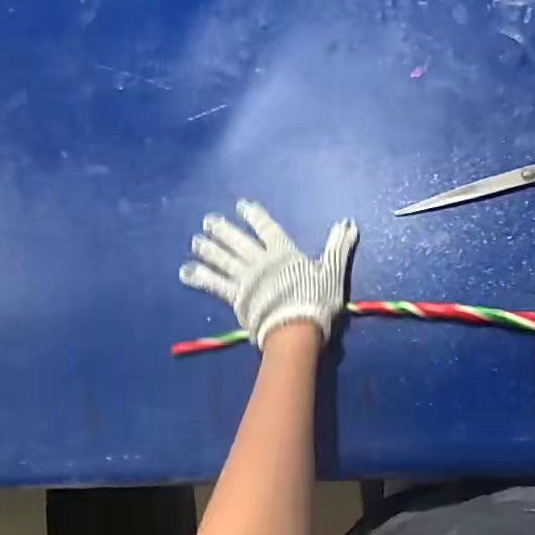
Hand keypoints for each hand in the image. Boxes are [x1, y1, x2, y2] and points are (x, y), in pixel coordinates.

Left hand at [180, 200, 357, 347]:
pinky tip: (186, 271)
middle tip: (208, 221)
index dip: (254, 216)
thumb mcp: (333, 272)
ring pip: (223, 259)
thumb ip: (338, 247)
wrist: (297, 328)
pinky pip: (214, 284)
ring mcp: (246, 278)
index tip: (242, 206)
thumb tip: (349, 224)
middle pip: (238, 241)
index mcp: (284, 253)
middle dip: (223, 230)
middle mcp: (261, 261)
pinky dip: (199, 276)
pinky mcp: (235, 297)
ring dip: (209, 249)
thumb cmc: (317, 301)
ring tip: (196, 241)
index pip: (267, 228)